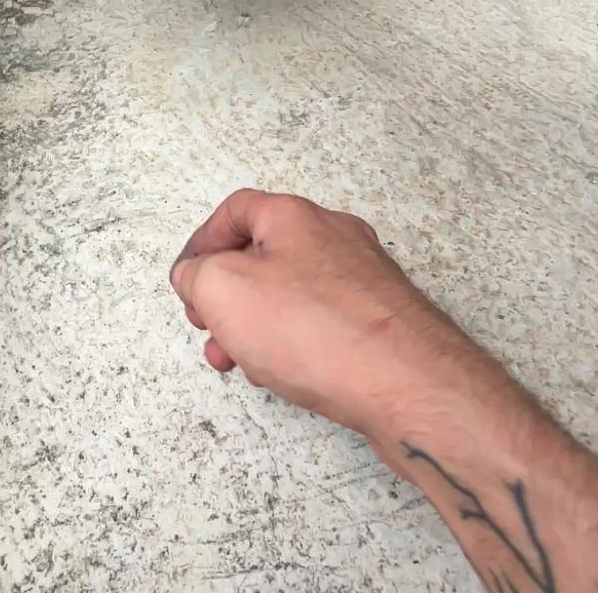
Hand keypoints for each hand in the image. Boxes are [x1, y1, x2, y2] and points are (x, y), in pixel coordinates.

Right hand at [169, 189, 470, 438]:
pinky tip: (283, 374)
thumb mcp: (223, 291)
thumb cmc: (316, 330)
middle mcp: (334, 236)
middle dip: (225, 293)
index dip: (202, 242)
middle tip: (208, 326)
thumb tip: (195, 276)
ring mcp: (364, 278)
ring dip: (254, 323)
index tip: (187, 281)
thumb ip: (196, 275)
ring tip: (238, 362)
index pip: (235, 210)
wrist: (410, 386)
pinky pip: (323, 320)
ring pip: (291, 291)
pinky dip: (293, 340)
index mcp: (295, 215)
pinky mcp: (383, 320)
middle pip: (263, 253)